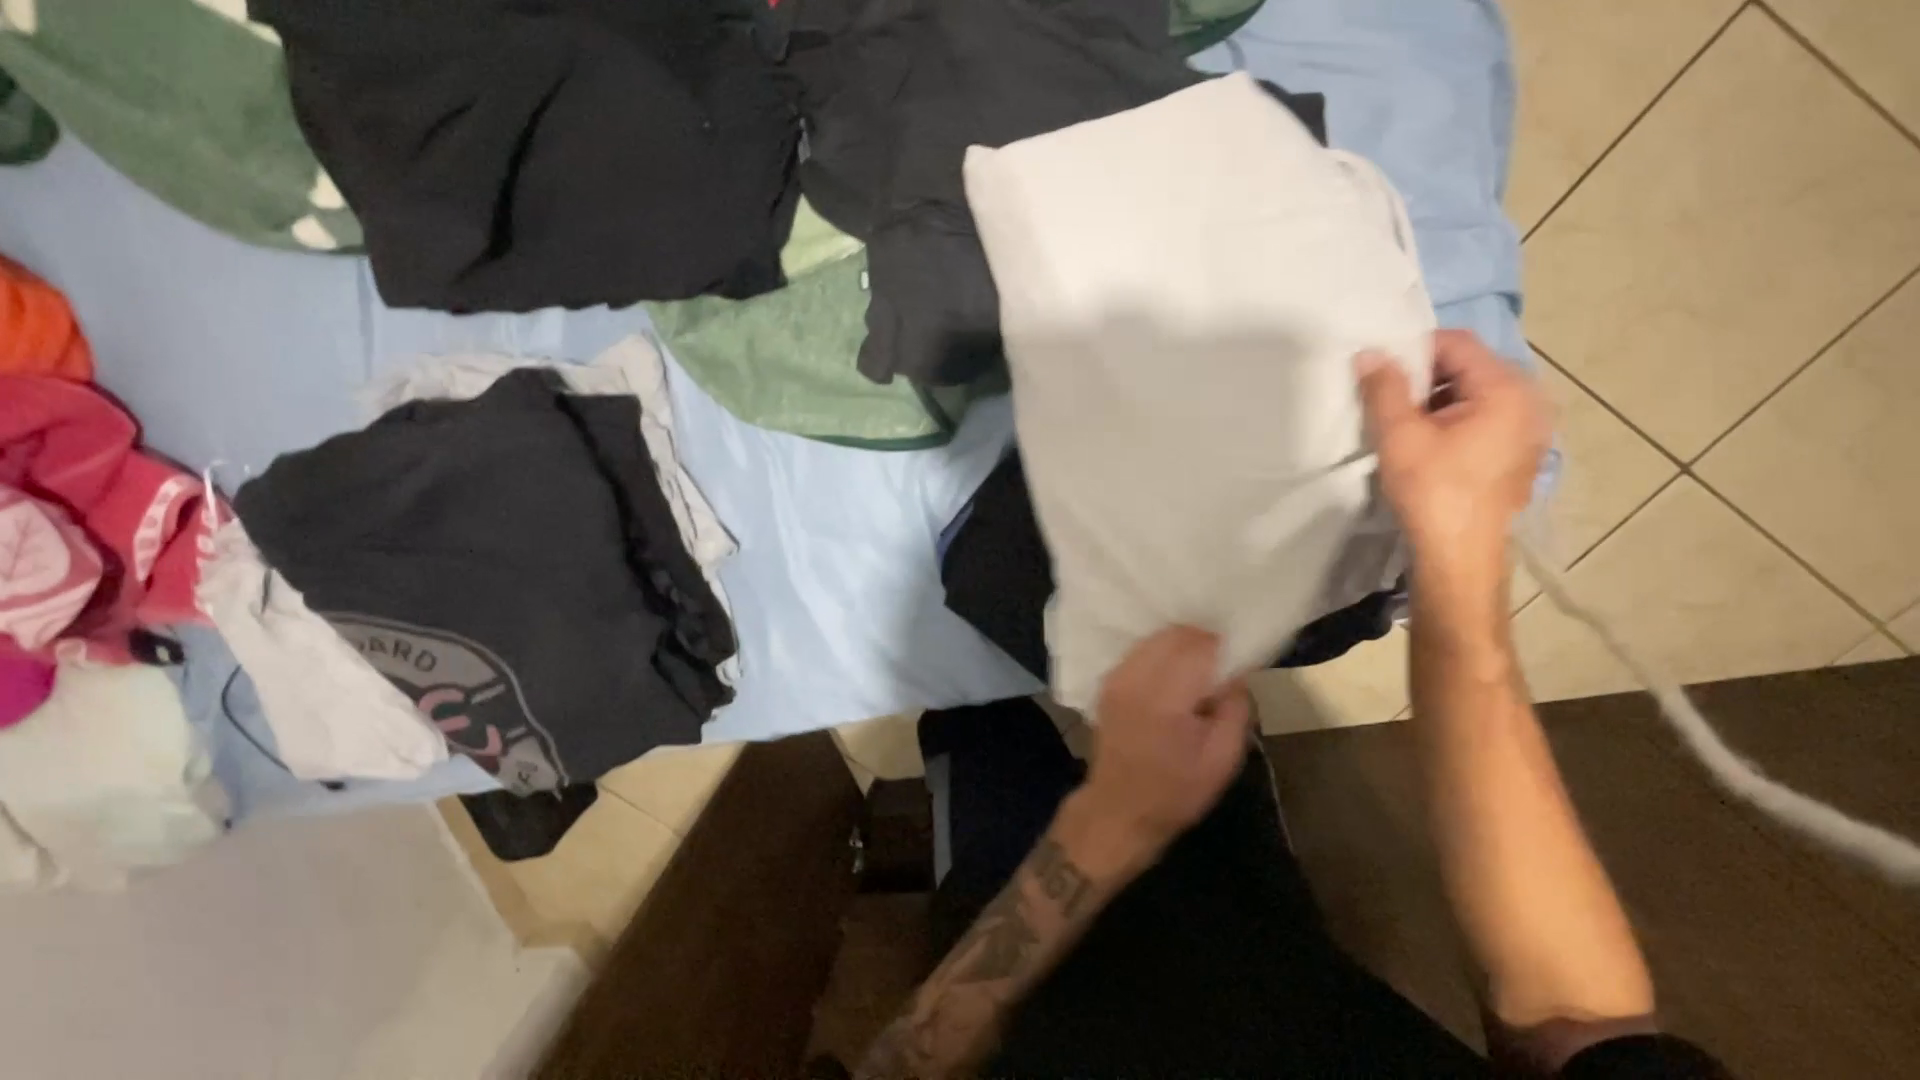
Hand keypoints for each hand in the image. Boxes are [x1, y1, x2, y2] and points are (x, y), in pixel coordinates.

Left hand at [1082, 626, 1253, 854]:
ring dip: (1182, 645)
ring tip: (1198, 672)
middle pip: (1176, 634)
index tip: (1238, 664)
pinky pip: (1140, 650)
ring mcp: (1116, 677)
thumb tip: (1236, 672)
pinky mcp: (1107, 681)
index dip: (1224, 649)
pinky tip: (1173, 677)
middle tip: (1221, 667)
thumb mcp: (1223, 759)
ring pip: (1156, 637)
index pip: (1200, 647)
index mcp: (1166, 699)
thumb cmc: (1176, 791)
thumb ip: (1235, 708)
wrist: (1119, 809)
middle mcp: (1135, 678)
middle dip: (1204, 642)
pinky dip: (1161, 653)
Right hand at [1355, 330, 1550, 578]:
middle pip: (1468, 367)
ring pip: (1474, 394)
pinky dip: (1454, 421)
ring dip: (1437, 401)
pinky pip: (1485, 418)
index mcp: (1507, 388)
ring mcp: (1530, 428)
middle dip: (1425, 378)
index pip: (1456, 343)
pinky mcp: (1521, 452)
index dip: (1413, 351)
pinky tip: (1429, 446)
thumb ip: (1383, 388)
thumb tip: (1369, 352)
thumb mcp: (1400, 435)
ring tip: (1406, 427)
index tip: (1381, 374)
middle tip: (1389, 402)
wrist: (1459, 555)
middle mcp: (1530, 400)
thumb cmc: (1433, 491)